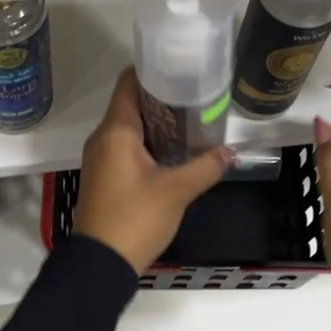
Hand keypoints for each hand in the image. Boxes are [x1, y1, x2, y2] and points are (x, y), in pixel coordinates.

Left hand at [73, 68, 232, 272]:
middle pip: (131, 103)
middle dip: (162, 96)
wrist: (100, 264)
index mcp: (116, 131)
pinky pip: (127, 146)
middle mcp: (103, 138)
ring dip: (157, 121)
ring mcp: (101, 158)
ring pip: (130, 127)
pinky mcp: (105, 176)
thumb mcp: (176, 192)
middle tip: (196, 93)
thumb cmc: (135, 219)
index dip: (152, 70)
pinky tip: (174, 149)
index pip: (129, 84)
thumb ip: (205, 167)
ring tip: (192, 118)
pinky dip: (149, 141)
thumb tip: (230, 152)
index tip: (180, 66)